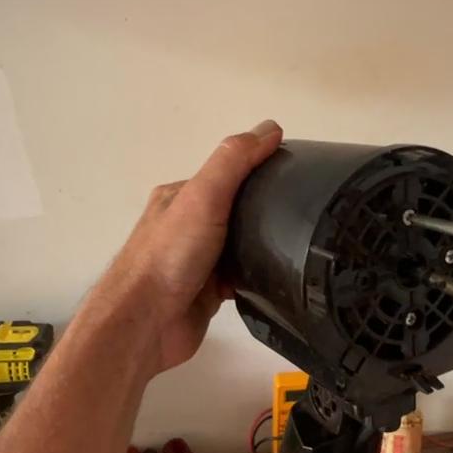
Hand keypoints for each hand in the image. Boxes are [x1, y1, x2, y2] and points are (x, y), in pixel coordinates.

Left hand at [84, 121, 283, 374]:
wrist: (146, 325)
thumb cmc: (169, 256)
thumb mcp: (203, 196)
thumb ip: (234, 162)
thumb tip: (271, 127)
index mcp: (180, 196)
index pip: (227, 172)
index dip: (260, 169)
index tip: (299, 172)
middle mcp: (187, 226)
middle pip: (236, 209)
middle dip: (266, 209)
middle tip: (305, 211)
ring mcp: (198, 261)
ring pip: (241, 245)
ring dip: (264, 245)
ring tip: (301, 242)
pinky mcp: (209, 293)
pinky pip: (242, 278)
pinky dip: (259, 277)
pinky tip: (282, 276)